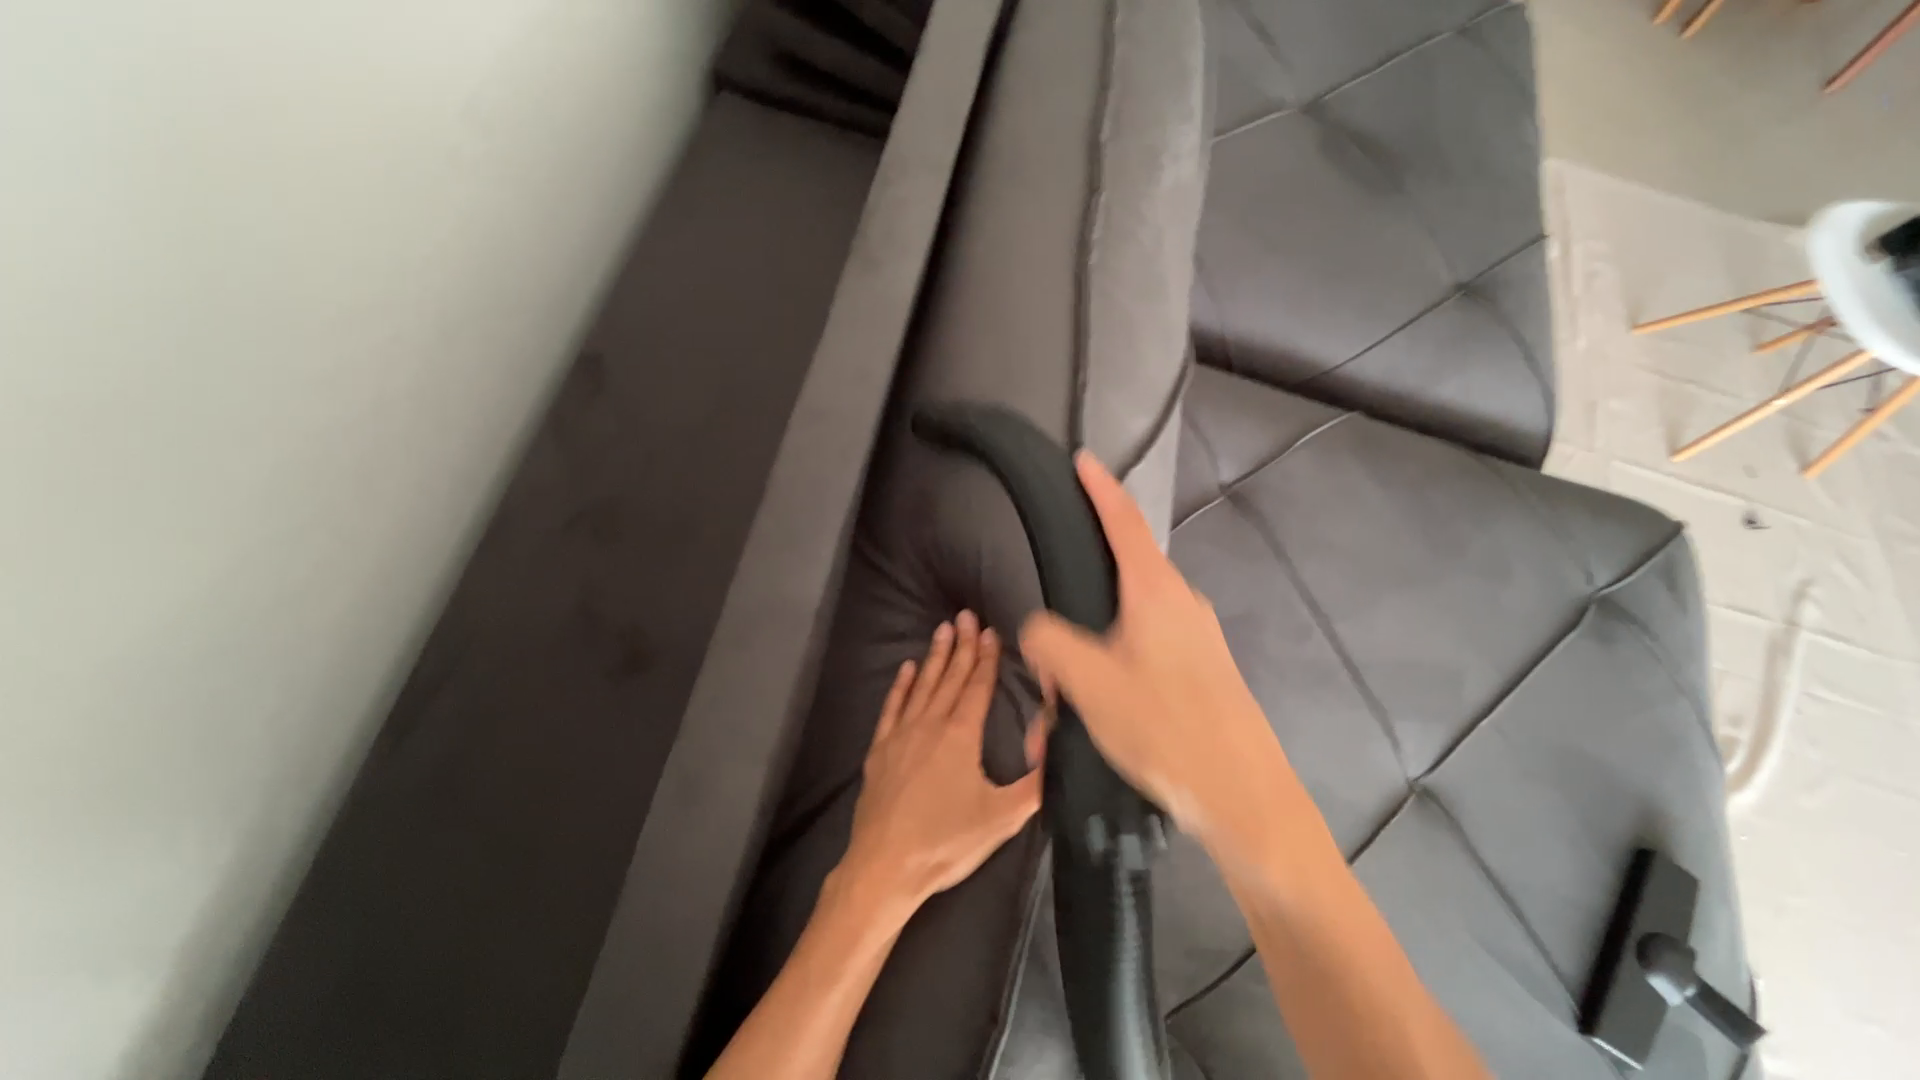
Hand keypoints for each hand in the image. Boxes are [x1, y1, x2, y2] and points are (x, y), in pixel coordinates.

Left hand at [840, 611, 1048, 908]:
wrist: (884, 866)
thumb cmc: (946, 842)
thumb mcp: (1003, 818)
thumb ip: (1036, 784)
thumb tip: (1057, 748)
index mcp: (960, 736)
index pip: (977, 687)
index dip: (986, 658)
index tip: (990, 632)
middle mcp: (930, 726)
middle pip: (949, 678)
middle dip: (961, 646)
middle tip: (967, 616)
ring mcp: (900, 736)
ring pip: (921, 687)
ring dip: (934, 658)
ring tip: (942, 630)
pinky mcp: (879, 752)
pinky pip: (892, 708)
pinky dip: (901, 686)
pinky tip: (906, 669)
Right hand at [1018, 453, 1290, 864]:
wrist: (1243, 795)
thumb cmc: (1165, 728)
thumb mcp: (1087, 682)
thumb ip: (1049, 642)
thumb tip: (1038, 631)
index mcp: (1155, 592)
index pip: (1123, 521)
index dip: (1100, 488)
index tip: (1083, 460)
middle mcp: (1181, 605)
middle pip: (1113, 589)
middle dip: (1071, 627)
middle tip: (1046, 678)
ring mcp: (1196, 641)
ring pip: (1122, 637)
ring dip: (1086, 671)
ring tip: (1062, 724)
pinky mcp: (1203, 674)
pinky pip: (1142, 664)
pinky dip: (1111, 687)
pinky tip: (1093, 734)